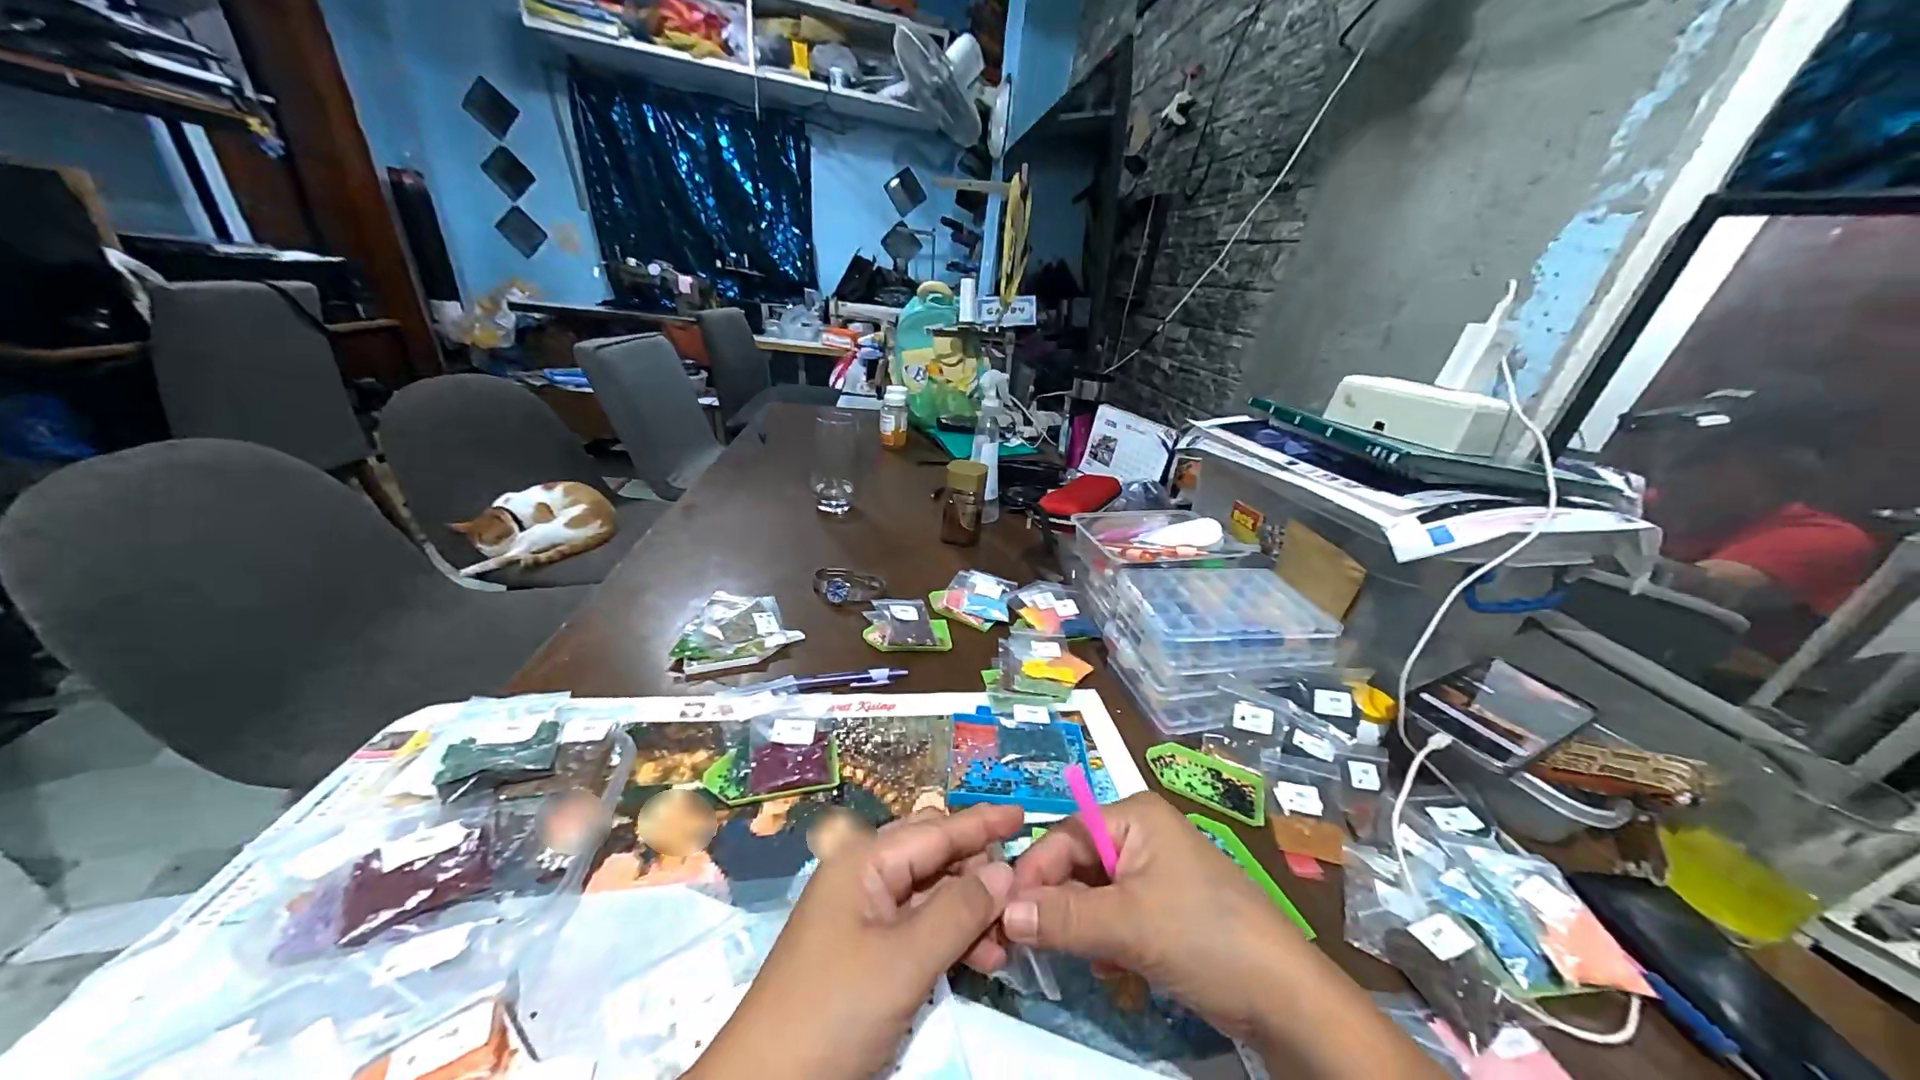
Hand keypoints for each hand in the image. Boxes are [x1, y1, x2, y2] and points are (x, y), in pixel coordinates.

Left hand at [690, 803, 1024, 1079]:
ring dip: (969, 911)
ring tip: (1005, 942)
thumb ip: (959, 910)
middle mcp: (864, 875)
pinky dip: (951, 936)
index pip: (936, 830)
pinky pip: (919, 926)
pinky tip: (979, 959)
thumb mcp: (905, 960)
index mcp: (865, 860)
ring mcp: (864, 913)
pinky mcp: (867, 949)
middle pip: (934, 856)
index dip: (982, 822)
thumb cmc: (835, 1009)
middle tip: (1023, 895)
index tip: (1025, 814)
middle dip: (979, 871)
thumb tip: (1005, 870)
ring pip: (931, 894)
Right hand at [1006, 793, 1441, 1078]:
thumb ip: (1061, 917)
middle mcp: (1140, 834)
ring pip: (1091, 894)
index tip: (1004, 915)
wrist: (1286, 997)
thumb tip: (1003, 912)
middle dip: (1056, 905)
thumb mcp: (1127, 925)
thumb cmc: (1205, 937)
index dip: (1033, 875)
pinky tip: (1108, 966)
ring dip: (1078, 927)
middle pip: (1076, 865)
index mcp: (1134, 816)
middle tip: (1030, 945)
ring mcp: (1153, 871)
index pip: (1063, 836)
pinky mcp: (1162, 907)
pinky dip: (1102, 939)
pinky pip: (1112, 914)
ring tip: (1078, 958)